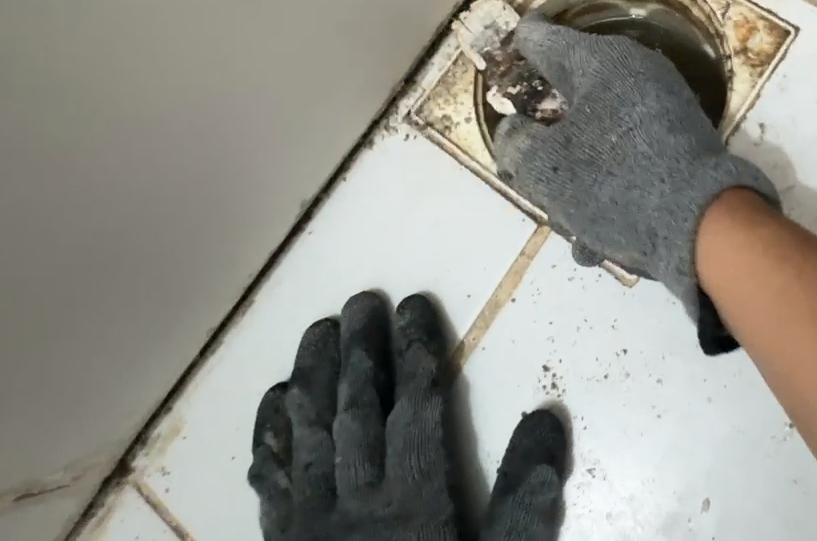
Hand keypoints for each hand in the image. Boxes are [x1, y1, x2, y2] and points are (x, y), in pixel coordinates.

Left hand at [248, 291, 567, 540]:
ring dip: (313, 376)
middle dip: (361, 349)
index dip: (415, 350)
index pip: (415, 405)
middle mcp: (355, 505)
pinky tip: (274, 405)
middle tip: (362, 299)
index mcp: (414, 504)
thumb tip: (546, 417)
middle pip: (357, 407)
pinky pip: (271, 485)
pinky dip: (271, 438)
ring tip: (319, 328)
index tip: (412, 305)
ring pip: (308, 434)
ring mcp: (311, 529)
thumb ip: (527, 503)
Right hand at [495, 15, 778, 353]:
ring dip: (575, 177)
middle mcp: (637, 75)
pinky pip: (629, 162)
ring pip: (600, 137)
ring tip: (561, 219)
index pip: (544, 38)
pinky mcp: (682, 148)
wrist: (703, 223)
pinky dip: (608, 193)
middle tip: (518, 151)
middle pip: (574, 93)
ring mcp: (664, 110)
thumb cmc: (613, 181)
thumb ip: (517, 143)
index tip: (506, 46)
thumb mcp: (545, 167)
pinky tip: (594, 241)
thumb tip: (515, 131)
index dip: (518, 44)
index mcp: (602, 62)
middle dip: (544, 130)